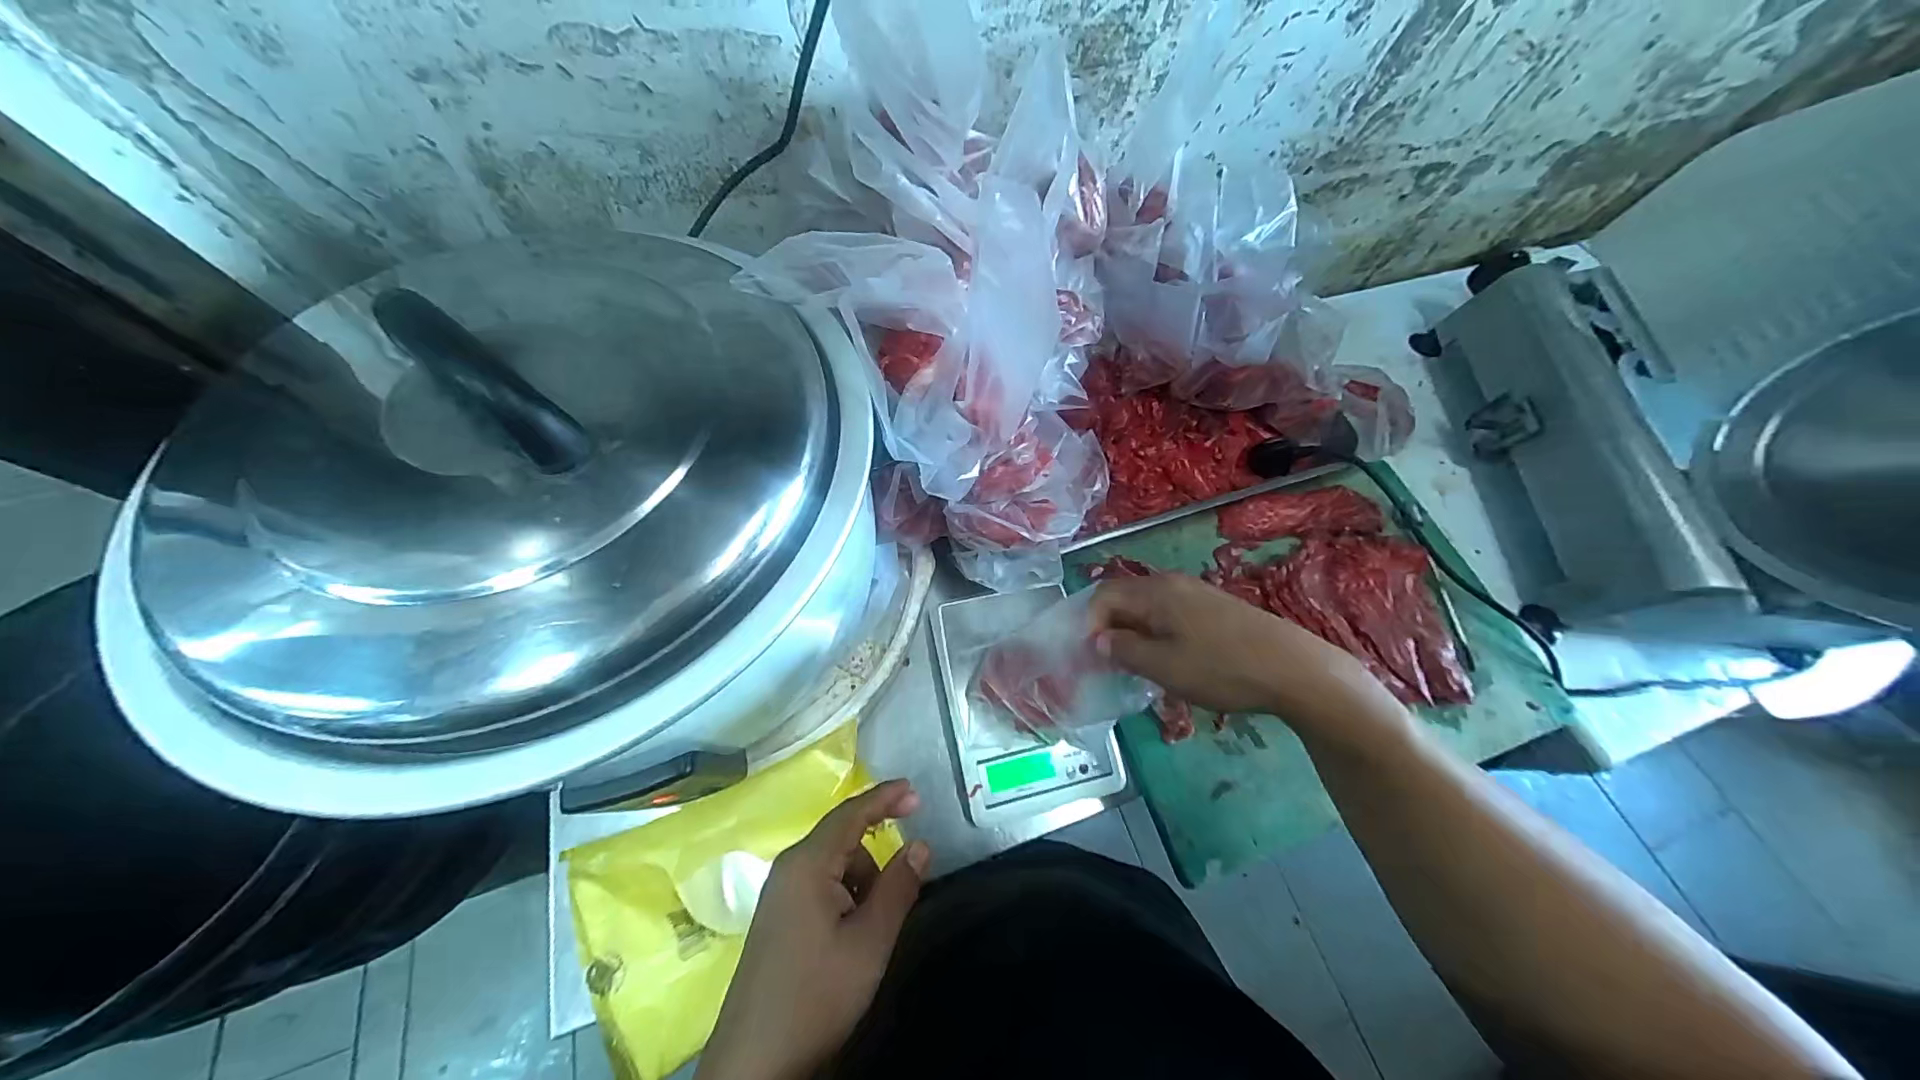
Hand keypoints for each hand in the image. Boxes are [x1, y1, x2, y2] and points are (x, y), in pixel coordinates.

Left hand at [697, 780, 931, 1079]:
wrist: (755, 1061)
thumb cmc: (817, 993)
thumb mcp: (870, 941)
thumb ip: (898, 887)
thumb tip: (920, 845)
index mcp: (807, 863)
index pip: (851, 812)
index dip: (885, 797)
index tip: (917, 791)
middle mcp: (788, 868)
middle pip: (842, 839)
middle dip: (877, 853)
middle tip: (907, 881)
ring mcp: (779, 894)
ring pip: (833, 866)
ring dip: (863, 882)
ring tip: (874, 929)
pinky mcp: (777, 918)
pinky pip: (820, 887)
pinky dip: (845, 897)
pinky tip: (853, 935)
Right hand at [1088, 574, 1411, 745]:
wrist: (1295, 670)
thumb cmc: (1222, 668)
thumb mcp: (1163, 667)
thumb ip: (1124, 651)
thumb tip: (1098, 640)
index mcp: (1155, 592)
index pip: (1103, 595)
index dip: (1087, 623)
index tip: (1087, 657)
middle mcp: (1173, 583)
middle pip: (1125, 597)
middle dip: (1107, 627)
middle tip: (1104, 662)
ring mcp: (1198, 593)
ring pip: (1148, 607)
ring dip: (1131, 631)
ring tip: (1132, 664)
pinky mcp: (1216, 608)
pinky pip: (1170, 614)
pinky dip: (1155, 632)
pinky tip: (1167, 658)